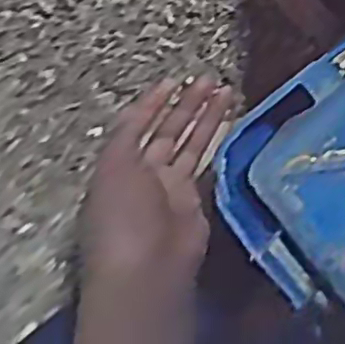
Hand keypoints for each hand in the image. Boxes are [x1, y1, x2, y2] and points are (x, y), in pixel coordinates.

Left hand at [77, 76, 234, 343]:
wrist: (148, 266)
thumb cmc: (123, 216)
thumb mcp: (115, 168)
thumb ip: (129, 134)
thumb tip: (142, 105)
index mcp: (118, 167)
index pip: (137, 127)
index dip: (154, 102)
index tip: (174, 78)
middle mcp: (144, 174)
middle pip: (168, 131)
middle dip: (187, 103)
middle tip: (209, 78)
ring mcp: (171, 186)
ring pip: (191, 141)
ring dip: (206, 115)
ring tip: (225, 89)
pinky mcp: (196, 196)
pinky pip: (207, 160)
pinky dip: (217, 140)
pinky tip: (230, 121)